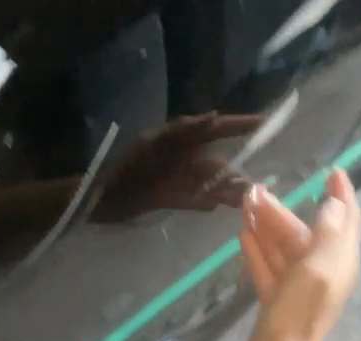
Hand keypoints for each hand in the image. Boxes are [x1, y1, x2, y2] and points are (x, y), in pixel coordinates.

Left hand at [92, 112, 261, 222]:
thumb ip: (182, 131)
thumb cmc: (122, 169)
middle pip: (214, 163)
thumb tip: (213, 115)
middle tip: (256, 184)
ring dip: (224, 190)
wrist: (97, 197)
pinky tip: (218, 206)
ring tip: (243, 198)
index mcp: (178, 140)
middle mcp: (180, 157)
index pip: (215, 129)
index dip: (239, 125)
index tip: (264, 122)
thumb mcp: (150, 146)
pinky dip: (203, 202)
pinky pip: (190, 199)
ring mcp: (174, 178)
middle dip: (235, 171)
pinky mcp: (165, 197)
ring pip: (206, 183)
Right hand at [238, 168, 360, 340]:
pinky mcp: (277, 300)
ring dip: (265, 228)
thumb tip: (333, 205)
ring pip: (282, 249)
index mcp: (339, 260)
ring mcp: (297, 286)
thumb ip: (328, 234)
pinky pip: (268, 269)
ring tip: (244, 207)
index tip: (332, 172)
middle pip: (304, 232)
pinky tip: (243, 236)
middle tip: (256, 191)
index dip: (340, 195)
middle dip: (282, 211)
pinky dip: (258, 252)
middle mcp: (321, 270)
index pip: (345, 220)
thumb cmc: (300, 312)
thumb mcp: (318, 267)